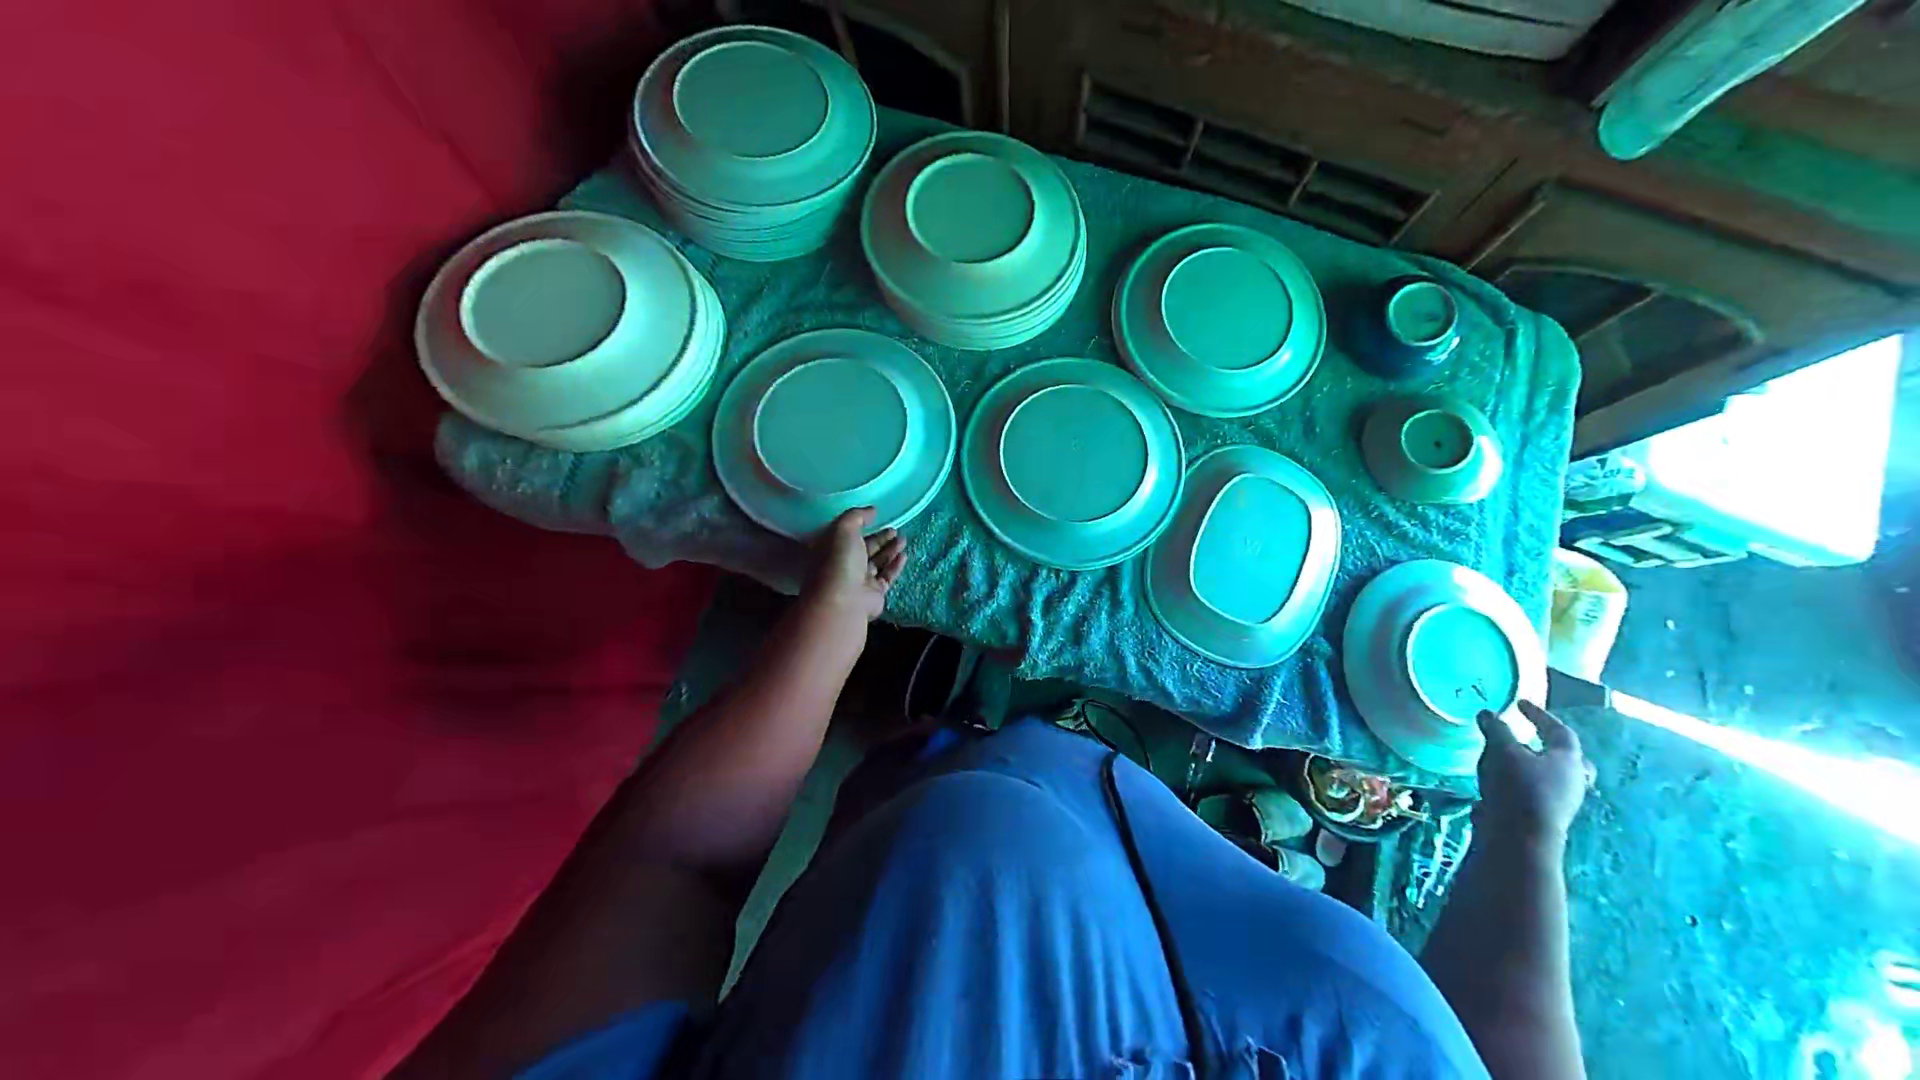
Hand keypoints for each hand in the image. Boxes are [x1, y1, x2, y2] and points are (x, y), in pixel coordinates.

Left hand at [803, 507, 906, 623]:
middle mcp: (843, 565)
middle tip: (895, 529)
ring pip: (877, 562)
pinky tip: (904, 555)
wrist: (844, 600)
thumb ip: (857, 516)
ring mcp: (858, 580)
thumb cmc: (839, 560)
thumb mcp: (844, 528)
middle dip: (880, 538)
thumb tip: (872, 510)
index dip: (861, 525)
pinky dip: (895, 565)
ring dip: (890, 549)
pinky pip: (886, 576)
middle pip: (864, 548)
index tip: (876, 516)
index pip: (846, 535)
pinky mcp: (874, 593)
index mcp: (830, 549)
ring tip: (903, 538)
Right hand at [1474, 701, 1591, 851]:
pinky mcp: (1547, 815)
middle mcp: (1573, 780)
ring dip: (1533, 764)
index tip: (1521, 704)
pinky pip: (1538, 790)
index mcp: (1568, 760)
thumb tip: (1488, 713)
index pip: (1559, 731)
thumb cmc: (1518, 786)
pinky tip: (1502, 781)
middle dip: (1548, 745)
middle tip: (1530, 736)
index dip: (1540, 715)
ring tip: (1508, 758)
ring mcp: (1563, 800)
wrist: (1521, 836)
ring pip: (1552, 776)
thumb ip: (1496, 729)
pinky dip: (1523, 780)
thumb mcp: (1501, 750)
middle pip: (1567, 758)